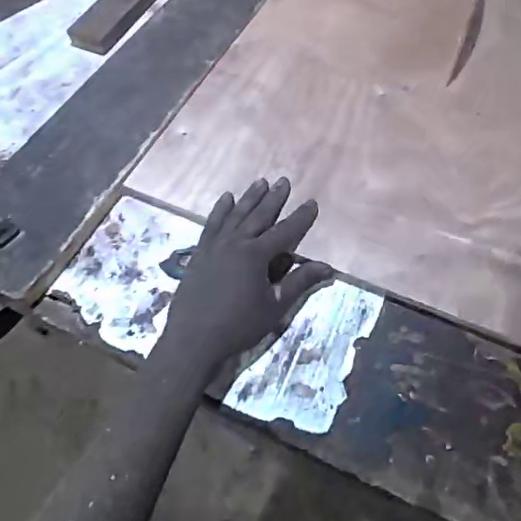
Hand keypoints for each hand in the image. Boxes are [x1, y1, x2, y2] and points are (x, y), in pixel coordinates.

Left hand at [152, 178, 333, 380]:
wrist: (193, 339)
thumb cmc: (238, 326)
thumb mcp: (275, 307)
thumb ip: (299, 283)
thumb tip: (327, 267)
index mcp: (255, 255)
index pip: (284, 231)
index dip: (300, 218)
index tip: (312, 203)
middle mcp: (234, 243)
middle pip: (258, 216)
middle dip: (273, 198)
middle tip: (283, 181)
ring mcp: (214, 246)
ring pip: (235, 215)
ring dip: (249, 198)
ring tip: (259, 182)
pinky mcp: (200, 254)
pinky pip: (212, 225)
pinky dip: (220, 211)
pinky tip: (225, 199)